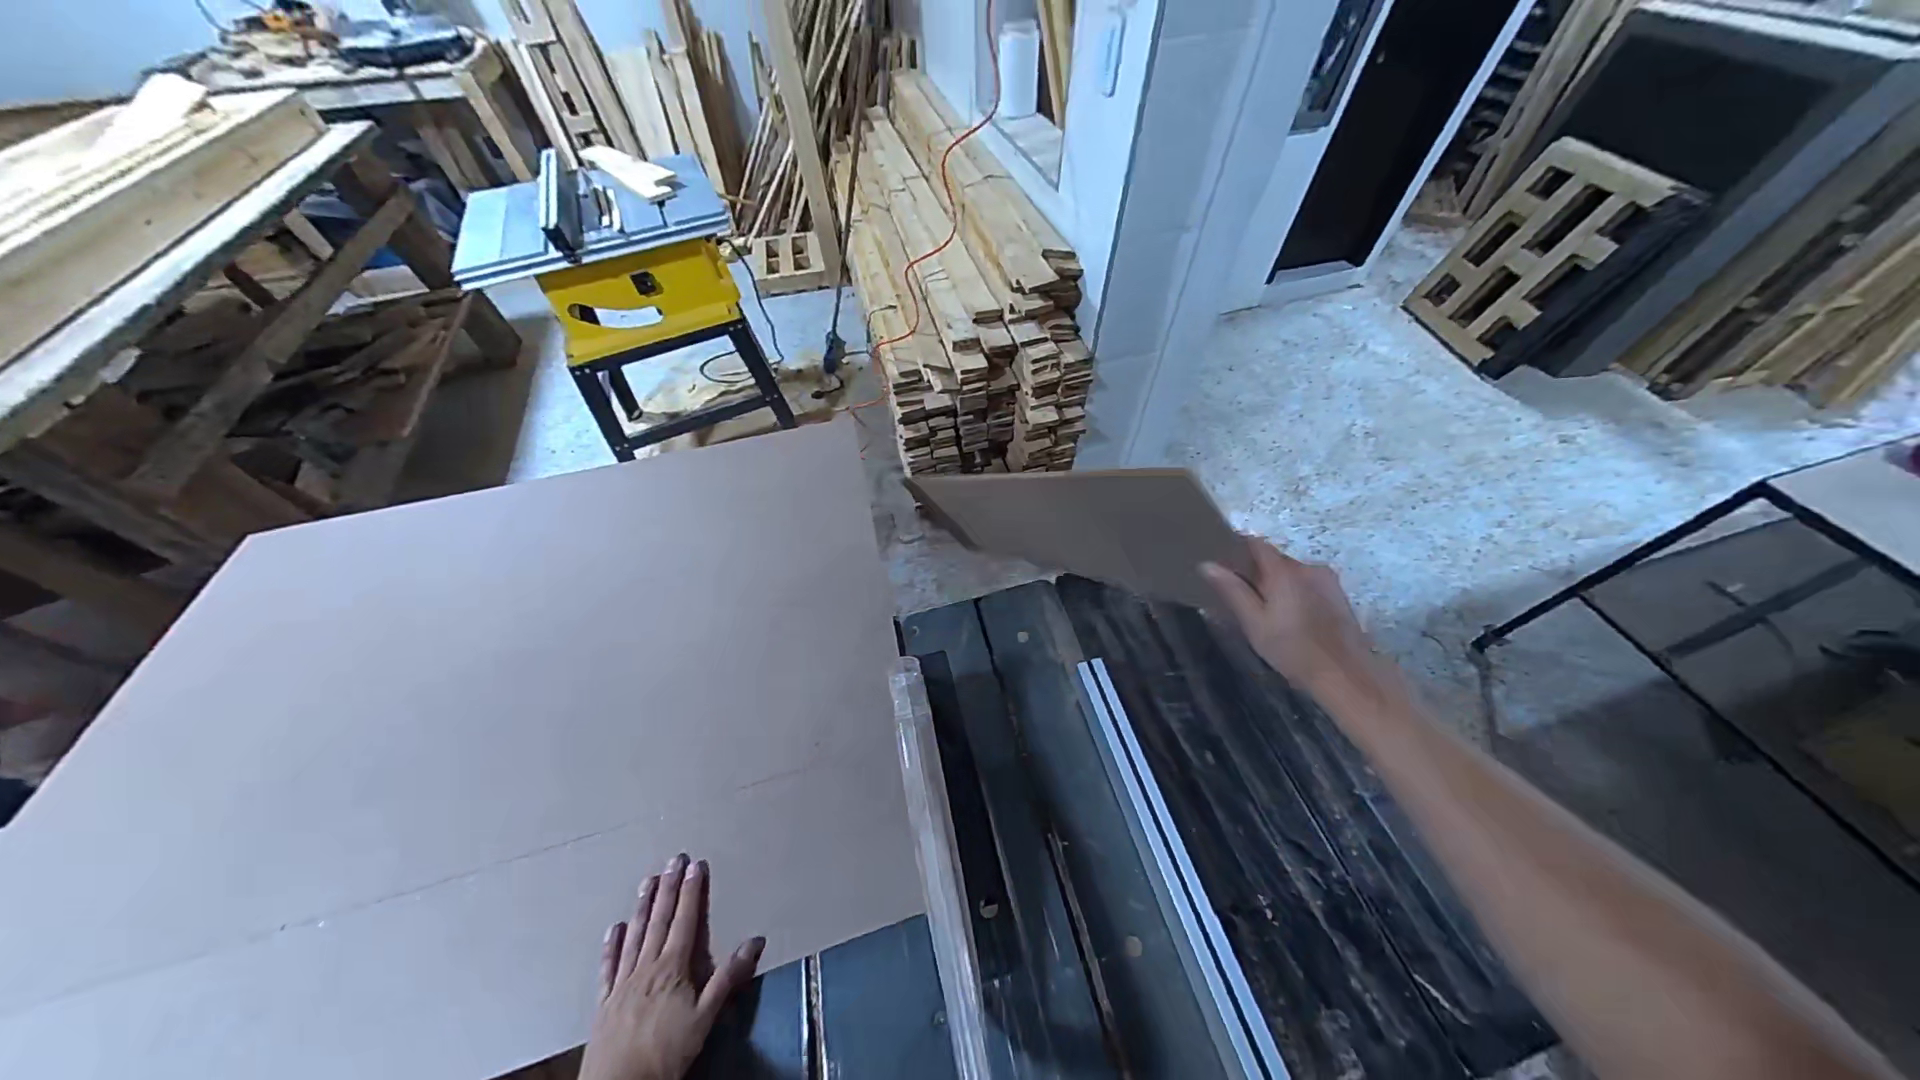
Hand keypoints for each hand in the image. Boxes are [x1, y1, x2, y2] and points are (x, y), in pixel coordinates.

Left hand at [578, 854, 764, 1079]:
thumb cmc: (666, 1054)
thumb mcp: (705, 1019)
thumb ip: (728, 978)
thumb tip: (755, 941)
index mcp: (673, 968)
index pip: (686, 921)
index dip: (692, 892)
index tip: (695, 865)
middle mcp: (647, 968)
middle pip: (659, 920)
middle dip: (669, 888)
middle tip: (673, 860)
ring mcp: (623, 983)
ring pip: (635, 936)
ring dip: (643, 907)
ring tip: (647, 881)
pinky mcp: (605, 1002)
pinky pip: (609, 966)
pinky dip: (612, 945)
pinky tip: (614, 929)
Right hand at [1201, 537, 1380, 696]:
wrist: (1345, 674)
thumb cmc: (1293, 649)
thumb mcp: (1254, 622)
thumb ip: (1232, 590)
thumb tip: (1207, 565)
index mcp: (1284, 571)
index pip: (1256, 543)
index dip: (1237, 547)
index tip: (1222, 561)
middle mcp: (1308, 567)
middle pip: (1275, 558)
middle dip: (1257, 570)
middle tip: (1241, 595)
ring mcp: (1327, 580)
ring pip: (1292, 572)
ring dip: (1277, 582)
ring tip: (1266, 609)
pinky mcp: (1338, 594)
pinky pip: (1308, 583)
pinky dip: (1294, 591)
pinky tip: (1290, 616)